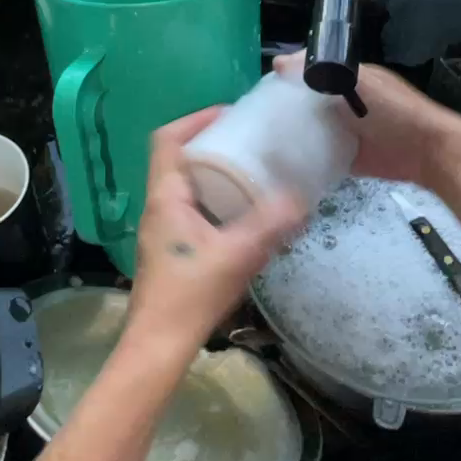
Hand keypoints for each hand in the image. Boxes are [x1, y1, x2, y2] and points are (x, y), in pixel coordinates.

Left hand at [124, 107, 306, 355]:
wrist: (159, 345)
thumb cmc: (191, 295)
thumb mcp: (238, 255)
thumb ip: (271, 225)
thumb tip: (302, 200)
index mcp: (166, 197)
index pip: (168, 140)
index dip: (196, 120)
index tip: (230, 115)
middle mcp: (158, 205)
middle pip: (179, 158)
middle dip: (213, 144)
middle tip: (250, 141)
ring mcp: (162, 227)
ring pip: (186, 184)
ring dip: (215, 173)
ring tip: (252, 171)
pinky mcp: (171, 247)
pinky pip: (191, 207)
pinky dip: (215, 199)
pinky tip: (243, 214)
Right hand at [274, 52, 460, 187]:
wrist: (427, 151)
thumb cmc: (394, 110)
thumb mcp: (358, 82)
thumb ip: (324, 71)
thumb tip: (278, 63)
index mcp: (346, 80)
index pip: (308, 74)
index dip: (286, 79)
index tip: (260, 90)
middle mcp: (342, 104)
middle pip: (305, 104)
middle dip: (283, 109)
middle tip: (254, 119)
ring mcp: (344, 131)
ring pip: (310, 130)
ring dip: (291, 135)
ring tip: (261, 141)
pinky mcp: (346, 157)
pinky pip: (319, 156)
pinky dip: (304, 158)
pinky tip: (282, 162)